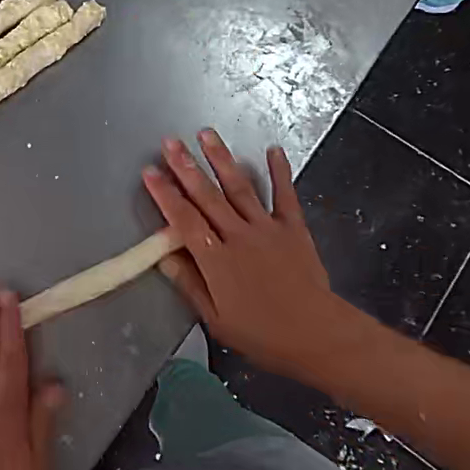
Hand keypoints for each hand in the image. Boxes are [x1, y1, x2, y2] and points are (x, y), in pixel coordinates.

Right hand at [142, 129, 366, 382]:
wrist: (320, 336)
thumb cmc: (263, 334)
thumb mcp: (216, 320)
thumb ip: (189, 284)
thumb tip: (163, 257)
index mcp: (216, 260)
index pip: (183, 219)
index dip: (165, 194)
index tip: (150, 172)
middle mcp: (238, 236)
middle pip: (207, 196)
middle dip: (185, 166)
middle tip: (170, 142)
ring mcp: (266, 228)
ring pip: (238, 187)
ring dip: (221, 159)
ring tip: (206, 134)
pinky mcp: (293, 228)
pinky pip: (284, 196)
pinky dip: (279, 172)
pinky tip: (273, 150)